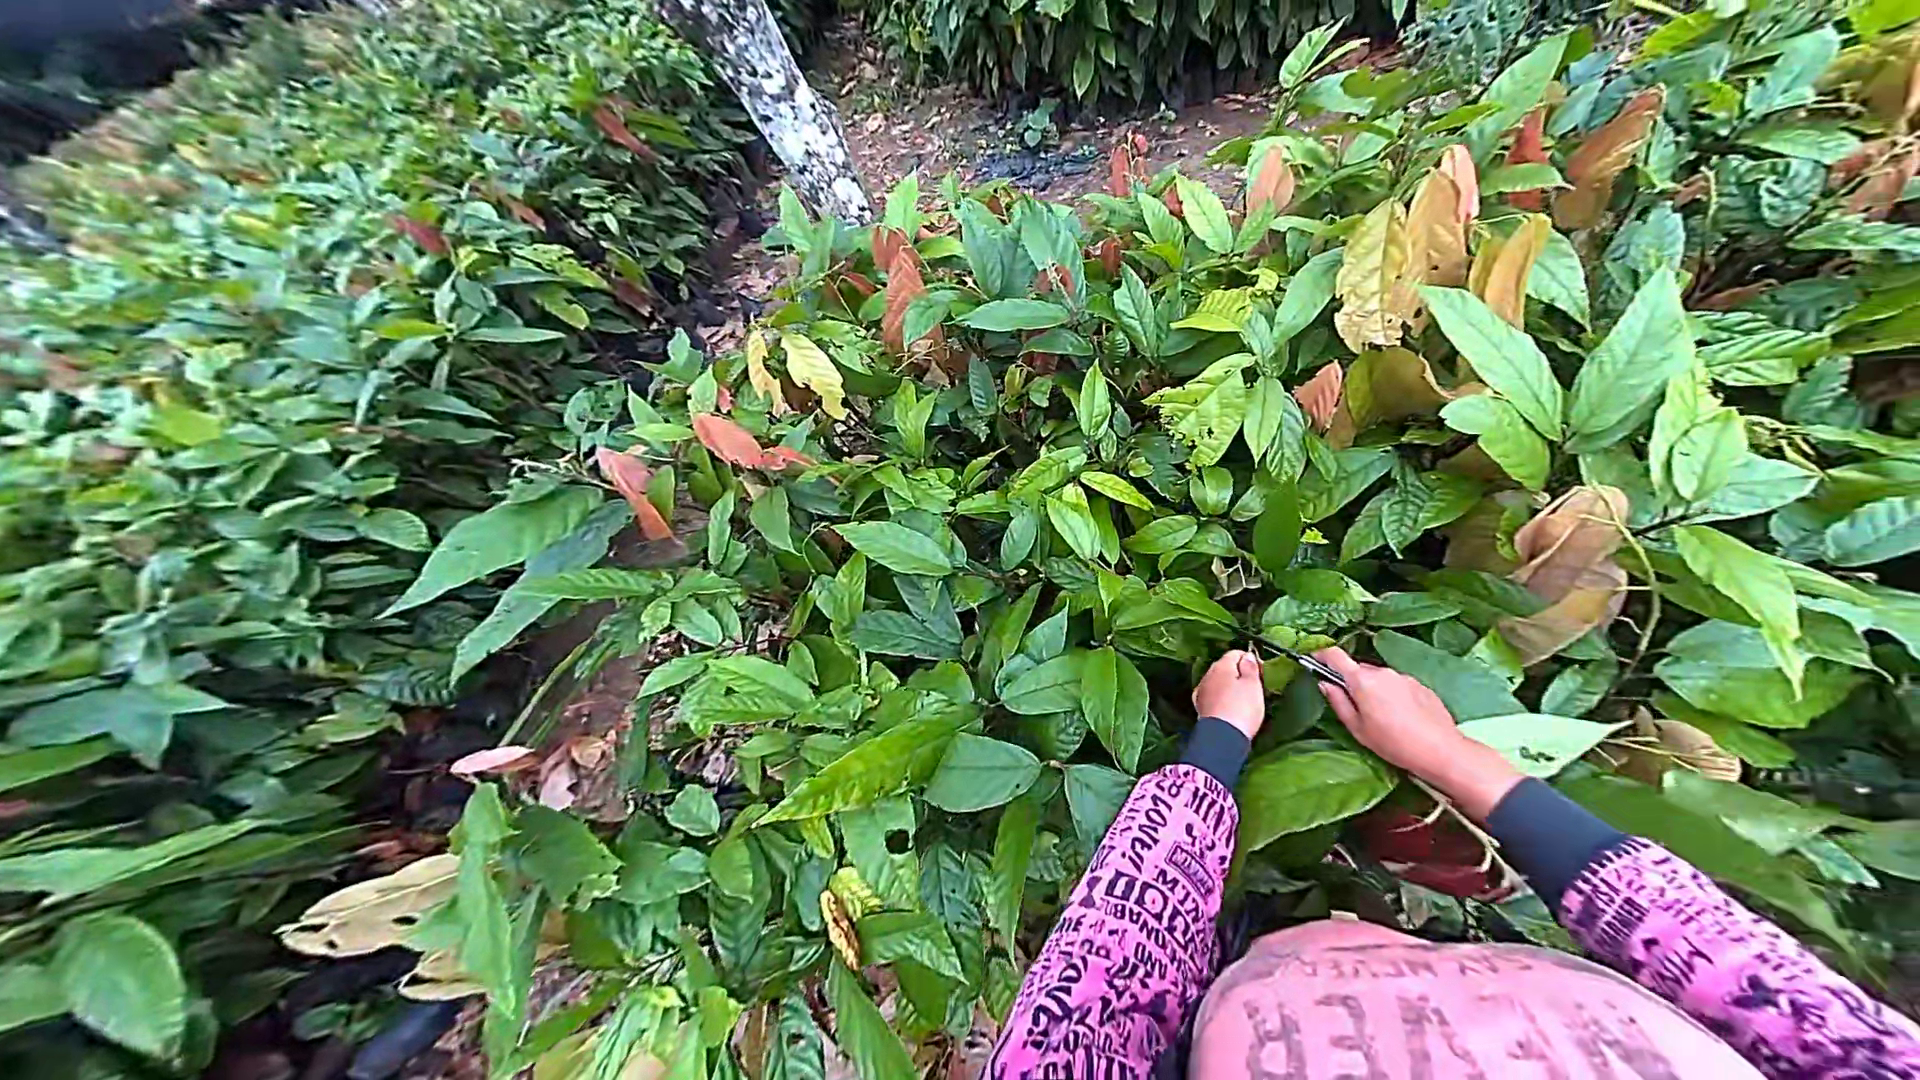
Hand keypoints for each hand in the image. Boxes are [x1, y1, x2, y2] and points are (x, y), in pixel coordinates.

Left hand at [1192, 649, 1264, 739]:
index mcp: (1221, 666)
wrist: (1222, 736)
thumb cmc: (1242, 708)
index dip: (1248, 658)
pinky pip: (1213, 695)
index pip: (1234, 653)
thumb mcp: (1253, 685)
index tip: (1260, 670)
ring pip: (1217, 681)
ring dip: (1229, 684)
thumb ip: (1250, 667)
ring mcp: (1202, 690)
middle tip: (1255, 684)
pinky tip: (1228, 703)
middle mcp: (1207, 675)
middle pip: (1225, 667)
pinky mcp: (1200, 706)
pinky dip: (1221, 696)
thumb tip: (1247, 655)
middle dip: (1239, 671)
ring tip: (1244, 696)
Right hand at [1310, 646, 1522, 820]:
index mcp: (1362, 680)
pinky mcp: (1421, 685)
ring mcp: (1404, 677)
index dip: (1320, 655)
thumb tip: (1325, 684)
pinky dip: (1391, 694)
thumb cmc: (1393, 743)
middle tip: (1352, 704)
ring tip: (1379, 714)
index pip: (1334, 655)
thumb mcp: (1356, 727)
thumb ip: (1337, 701)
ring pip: (1378, 677)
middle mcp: (1383, 672)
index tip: (1314, 661)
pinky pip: (1396, 684)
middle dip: (1350, 681)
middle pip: (1357, 669)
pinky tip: (1399, 716)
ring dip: (1372, 688)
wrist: (1443, 752)